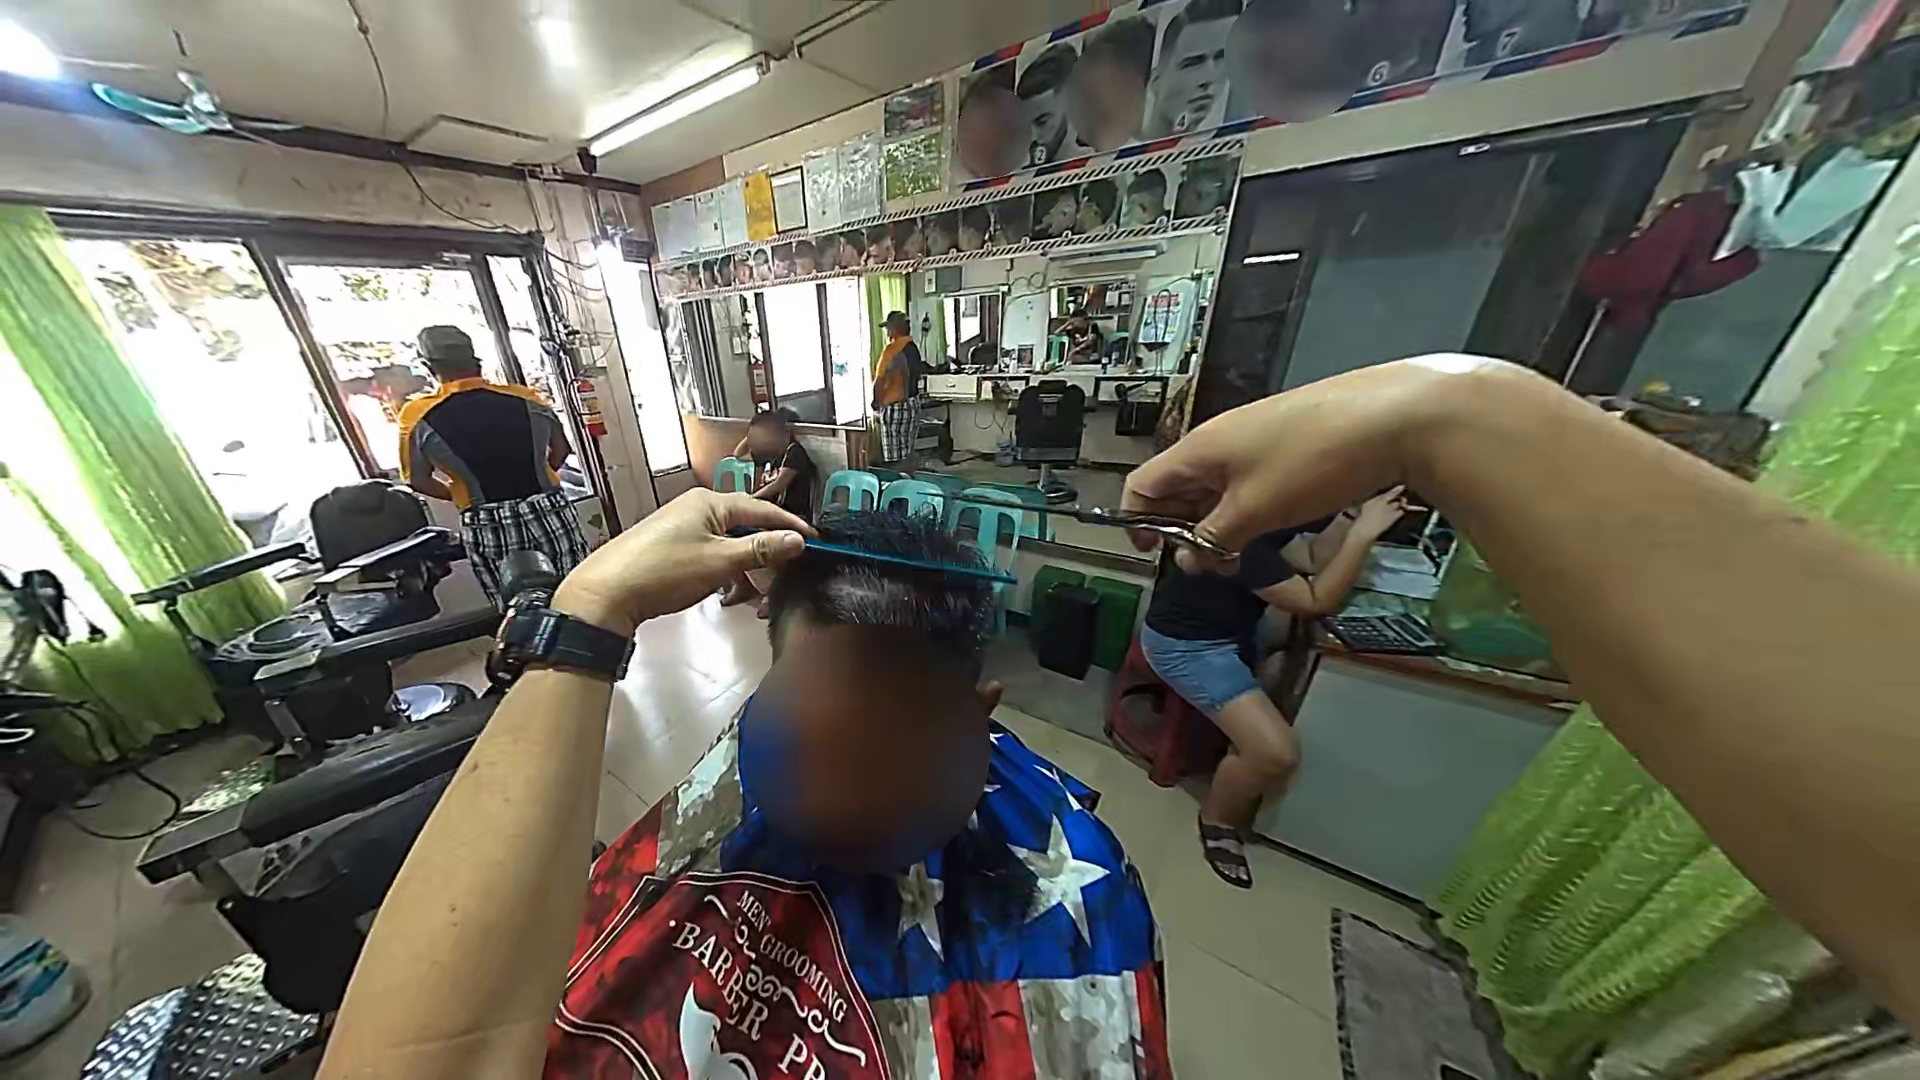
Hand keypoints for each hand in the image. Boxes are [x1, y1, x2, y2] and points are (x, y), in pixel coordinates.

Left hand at [551, 490, 813, 635]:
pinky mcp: (673, 545)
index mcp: (710, 502)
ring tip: (756, 584)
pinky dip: (727, 567)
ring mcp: (683, 526)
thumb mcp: (720, 561)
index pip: (763, 510)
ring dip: (746, 562)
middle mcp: (697, 508)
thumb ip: (762, 549)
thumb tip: (797, 540)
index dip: (790, 526)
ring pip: (730, 541)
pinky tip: (728, 585)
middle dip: (768, 548)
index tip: (814, 540)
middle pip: (747, 524)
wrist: (605, 595)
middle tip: (787, 567)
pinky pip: (713, 551)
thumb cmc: (662, 571)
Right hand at [1120, 355, 1530, 559]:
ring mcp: (1247, 441)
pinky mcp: (1277, 444)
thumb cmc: (1313, 460)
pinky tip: (1263, 528)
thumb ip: (1213, 538)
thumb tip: (1190, 560)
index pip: (1140, 486)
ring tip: (1237, 552)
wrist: (1396, 414)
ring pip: (1209, 489)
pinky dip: (1240, 510)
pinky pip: (1240, 482)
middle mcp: (1214, 442)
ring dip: (1213, 524)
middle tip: (1207, 562)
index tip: (1154, 552)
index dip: (1136, 522)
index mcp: (1196, 451)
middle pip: (1174, 489)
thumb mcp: (1255, 510)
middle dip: (1180, 530)